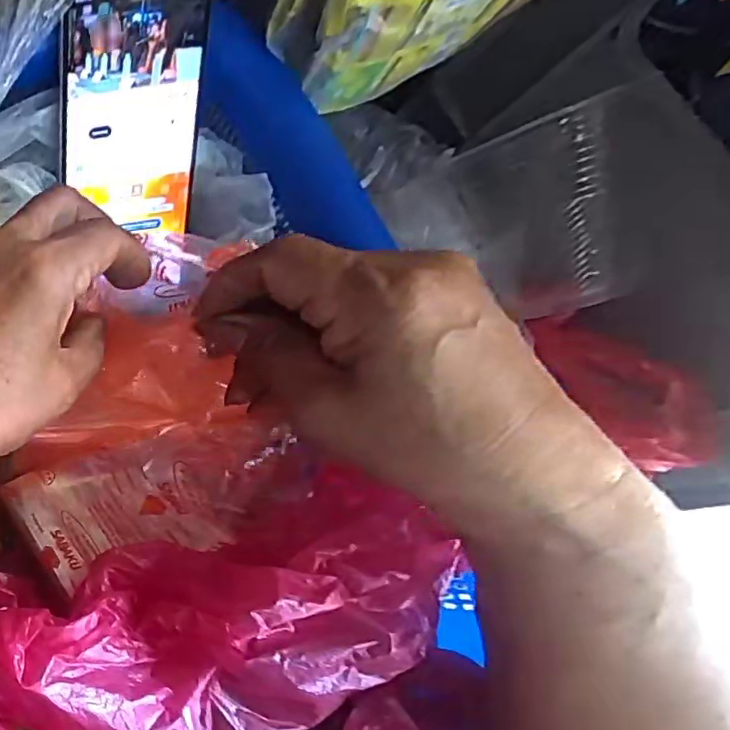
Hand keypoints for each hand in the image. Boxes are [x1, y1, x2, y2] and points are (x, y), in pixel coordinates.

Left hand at [0, 187, 151, 494]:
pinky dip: (24, 263)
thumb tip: (88, 321)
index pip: (102, 236)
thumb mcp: (63, 382)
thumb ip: (91, 340)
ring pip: (24, 226)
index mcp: (44, 267)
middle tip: (108, 264)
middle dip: (95, 224)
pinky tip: (29, 306)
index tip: (139, 281)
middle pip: (60, 205)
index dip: (131, 254)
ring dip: (56, 242)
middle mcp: (4, 249)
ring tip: (70, 290)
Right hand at [193, 236, 632, 534]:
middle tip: (230, 369)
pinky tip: (313, 373)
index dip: (228, 285)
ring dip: (290, 330)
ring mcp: (439, 278)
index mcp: (377, 289)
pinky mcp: (452, 298)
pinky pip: (368, 302)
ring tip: (265, 386)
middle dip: (257, 316)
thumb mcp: (319, 406)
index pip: (280, 258)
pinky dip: (328, 331)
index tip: (201, 326)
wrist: (528, 471)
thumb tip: (228, 326)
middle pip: (306, 272)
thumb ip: (267, 352)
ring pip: (333, 290)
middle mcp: (411, 265)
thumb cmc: (415, 445)